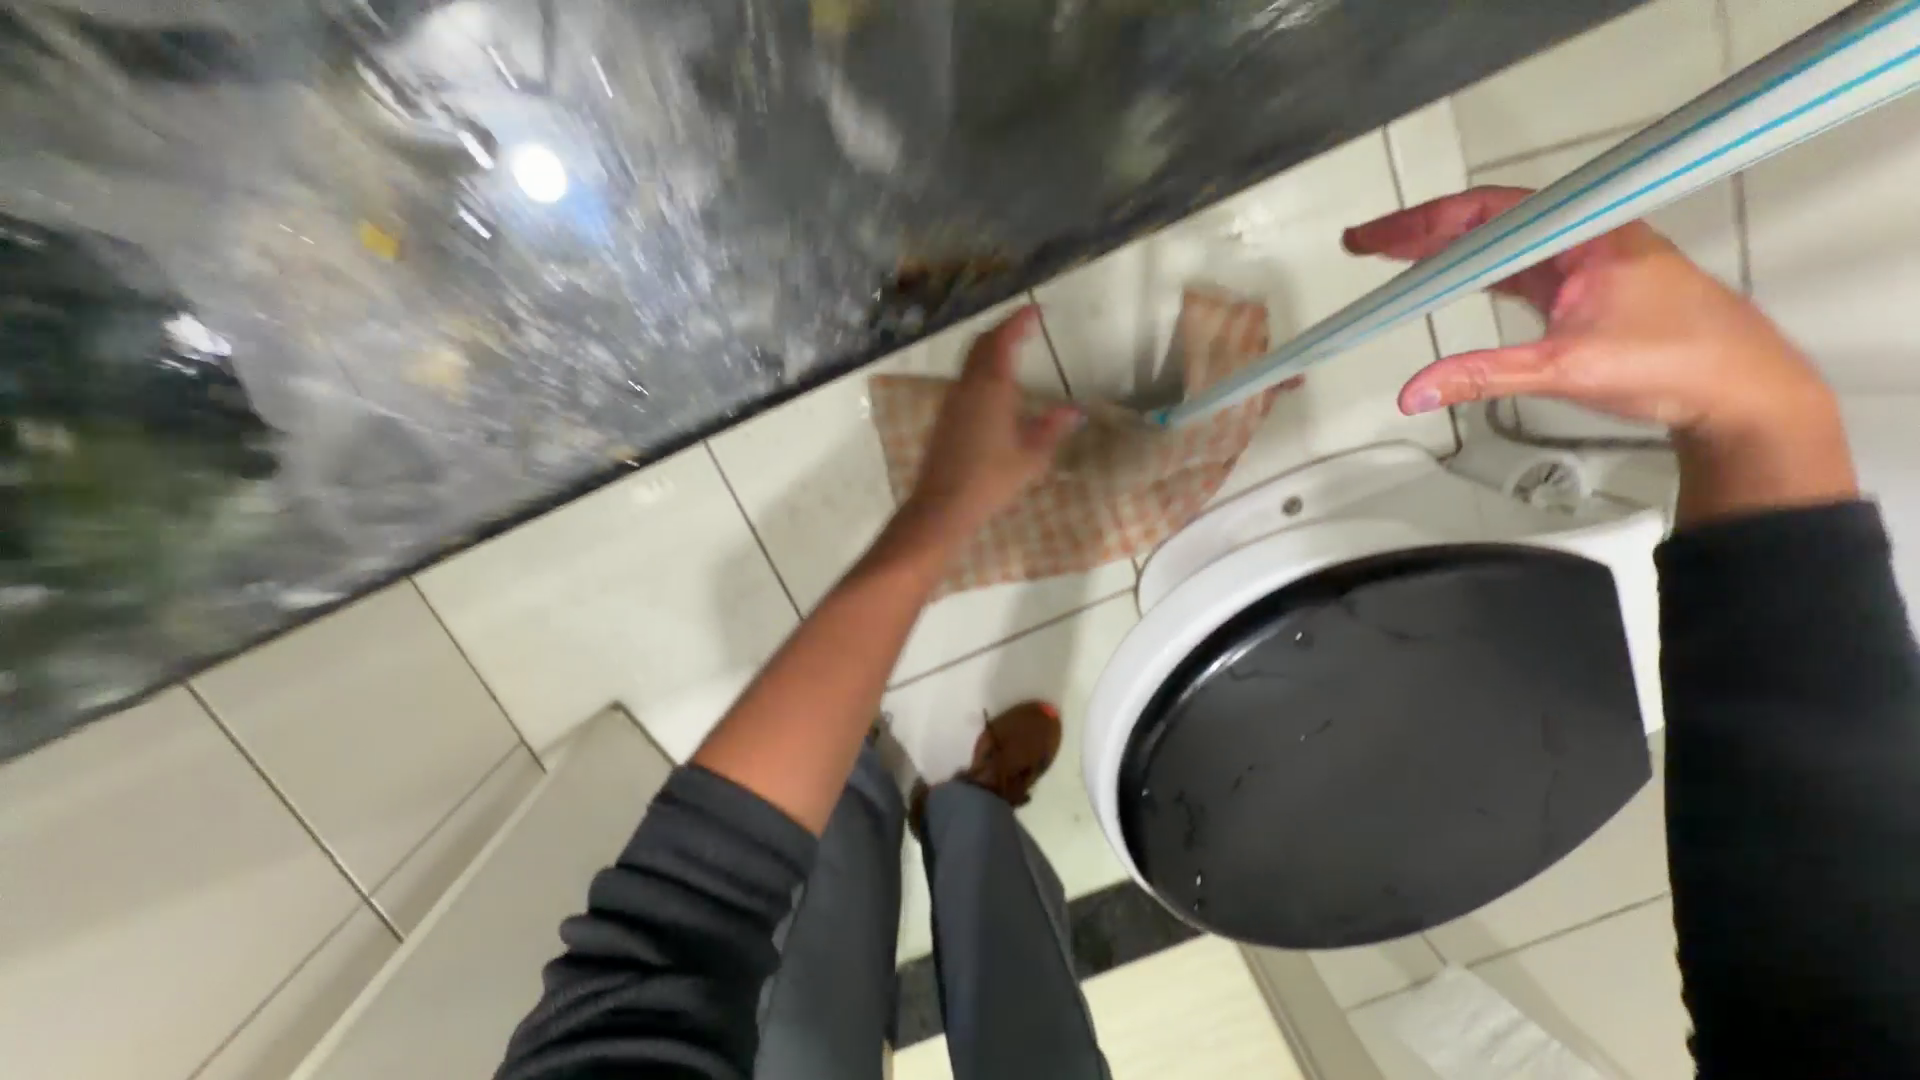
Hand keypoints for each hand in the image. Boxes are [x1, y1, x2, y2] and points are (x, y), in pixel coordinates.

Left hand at [901, 306, 1082, 540]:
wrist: (942, 505)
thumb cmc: (991, 479)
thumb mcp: (1031, 456)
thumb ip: (1052, 428)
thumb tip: (1074, 411)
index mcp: (991, 387)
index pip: (1004, 340)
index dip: (1019, 320)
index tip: (1035, 309)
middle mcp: (968, 386)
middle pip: (981, 343)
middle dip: (1003, 329)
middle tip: (1023, 326)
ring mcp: (951, 400)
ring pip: (969, 360)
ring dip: (989, 348)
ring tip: (1010, 349)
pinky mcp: (943, 416)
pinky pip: (964, 379)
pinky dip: (980, 368)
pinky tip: (993, 386)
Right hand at [1344, 187, 1855, 522]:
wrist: (1737, 390)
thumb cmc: (1679, 361)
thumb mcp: (1565, 368)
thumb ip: (1481, 376)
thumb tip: (1415, 390)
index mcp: (1584, 236)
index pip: (1485, 213)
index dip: (1421, 223)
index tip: (1376, 237)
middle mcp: (1581, 239)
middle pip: (1484, 222)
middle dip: (1419, 232)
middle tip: (1366, 243)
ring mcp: (1580, 263)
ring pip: (1495, 245)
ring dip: (1442, 250)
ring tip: (1391, 257)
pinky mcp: (1578, 290)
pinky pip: (1511, 270)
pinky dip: (1470, 272)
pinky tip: (1445, 280)